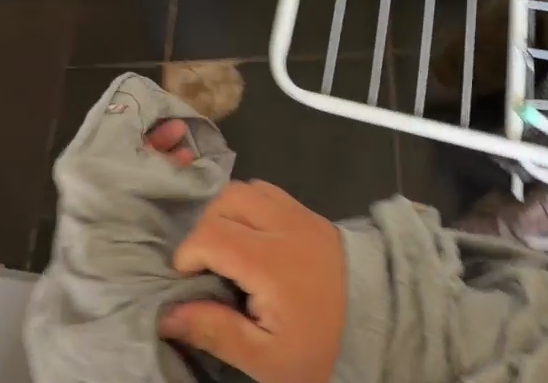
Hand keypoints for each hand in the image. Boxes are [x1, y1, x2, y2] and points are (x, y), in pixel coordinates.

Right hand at [143, 124, 345, 382]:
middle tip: (207, 267)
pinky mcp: (311, 214)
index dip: (187, 256)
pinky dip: (251, 206)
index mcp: (271, 261)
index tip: (189, 284)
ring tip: (228, 252)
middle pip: (227, 199)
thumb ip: (215, 331)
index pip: (211, 234)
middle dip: (205, 228)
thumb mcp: (265, 358)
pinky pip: (270, 192)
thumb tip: (168, 314)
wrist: (379, 326)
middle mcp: (284, 226)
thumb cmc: (319, 346)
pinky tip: (252, 240)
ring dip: (227, 213)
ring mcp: (301, 214)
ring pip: (248, 188)